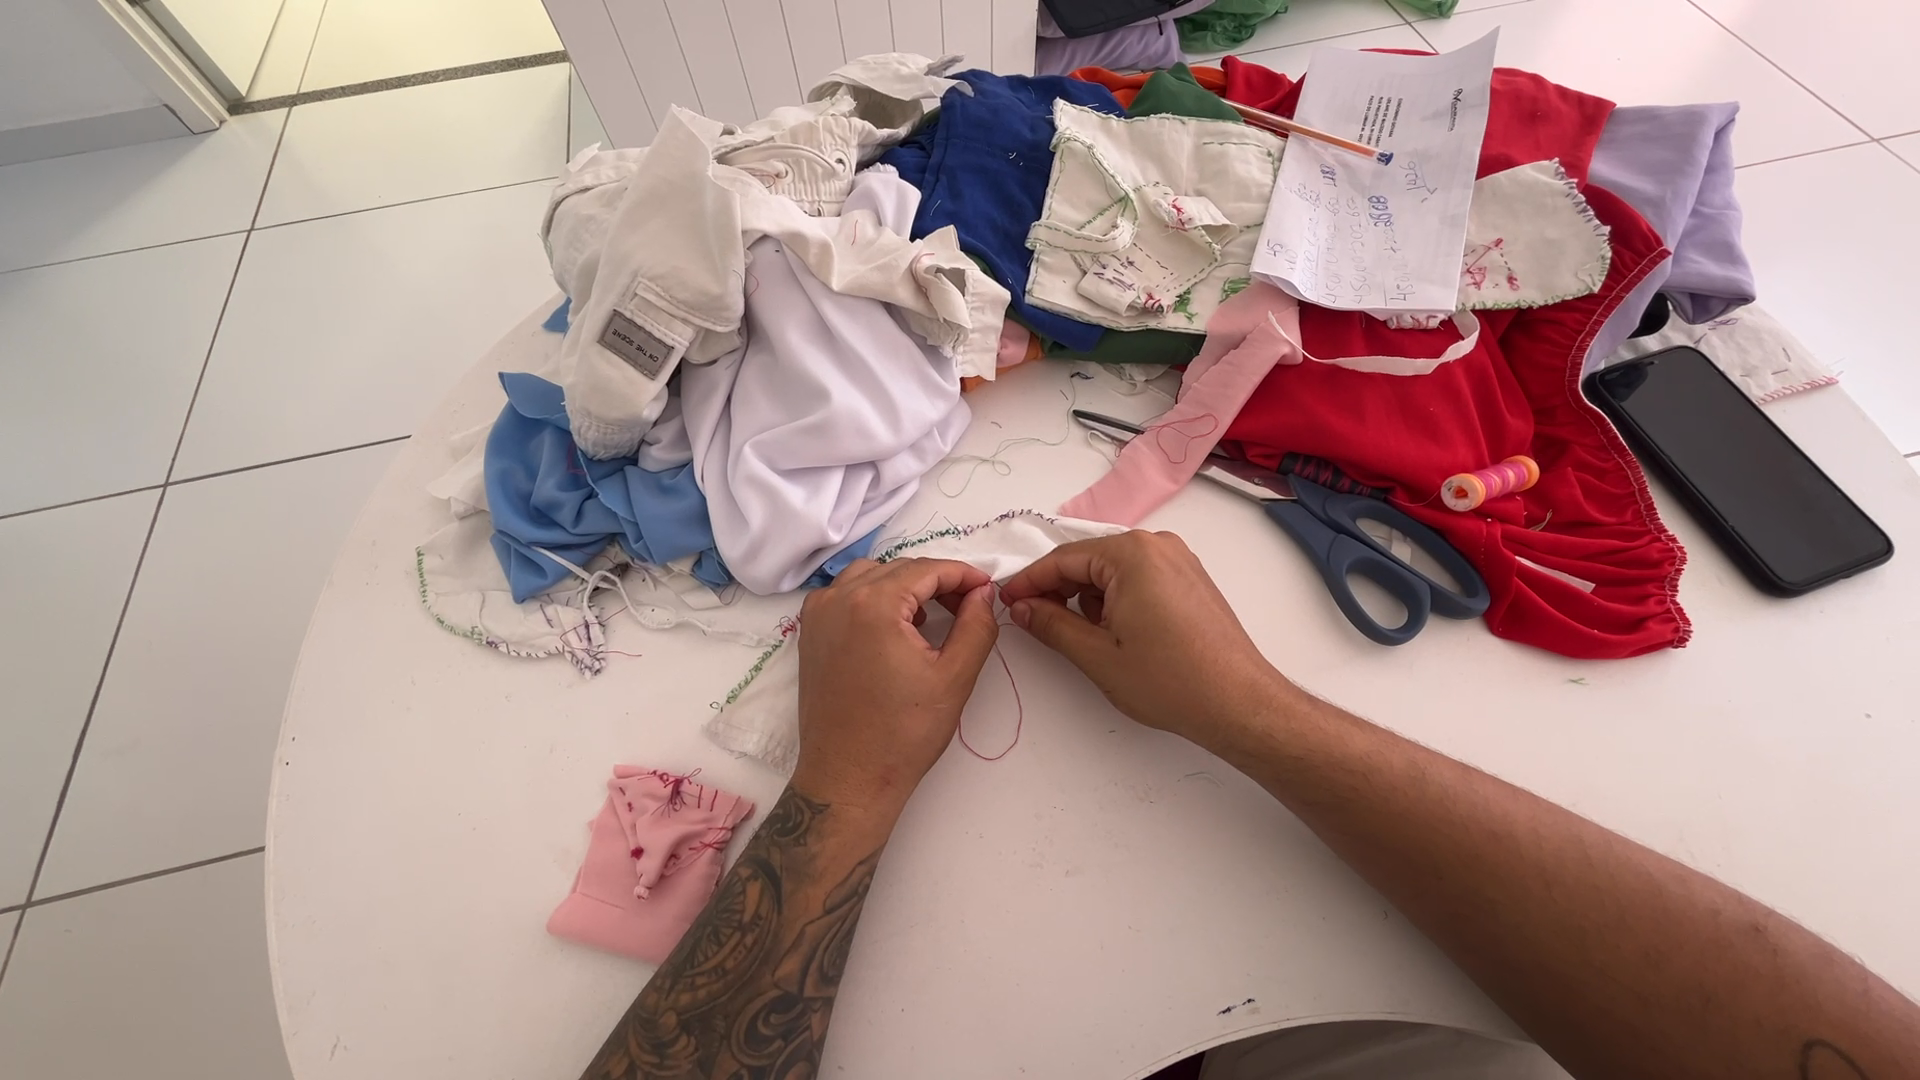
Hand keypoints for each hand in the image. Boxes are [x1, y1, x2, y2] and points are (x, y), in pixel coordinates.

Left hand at [793, 558, 999, 820]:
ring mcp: (818, 615)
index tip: (987, 588)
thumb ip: (976, 625)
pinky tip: (895, 627)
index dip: (962, 574)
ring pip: (870, 576)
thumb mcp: (954, 677)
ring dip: (904, 586)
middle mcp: (838, 598)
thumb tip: (983, 592)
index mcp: (873, 604)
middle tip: (968, 605)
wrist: (848, 778)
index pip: (927, 569)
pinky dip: (874, 598)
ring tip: (932, 616)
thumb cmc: (904, 733)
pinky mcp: (810, 633)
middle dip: (936, 581)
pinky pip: (846, 595)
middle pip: (899, 569)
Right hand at [998, 530, 1295, 748]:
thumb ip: (1052, 625)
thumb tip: (1022, 607)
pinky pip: (1138, 577)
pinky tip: (1115, 632)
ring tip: (1084, 636)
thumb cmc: (1169, 680)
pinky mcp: (1190, 579)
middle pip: (1089, 560)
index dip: (1030, 582)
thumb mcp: (1097, 655)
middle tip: (1035, 621)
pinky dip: (1117, 598)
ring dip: (1089, 597)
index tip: (1008, 603)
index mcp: (1132, 553)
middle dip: (1059, 589)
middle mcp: (1157, 544)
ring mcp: (1179, 560)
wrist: (1240, 704)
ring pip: (1113, 570)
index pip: (1063, 559)